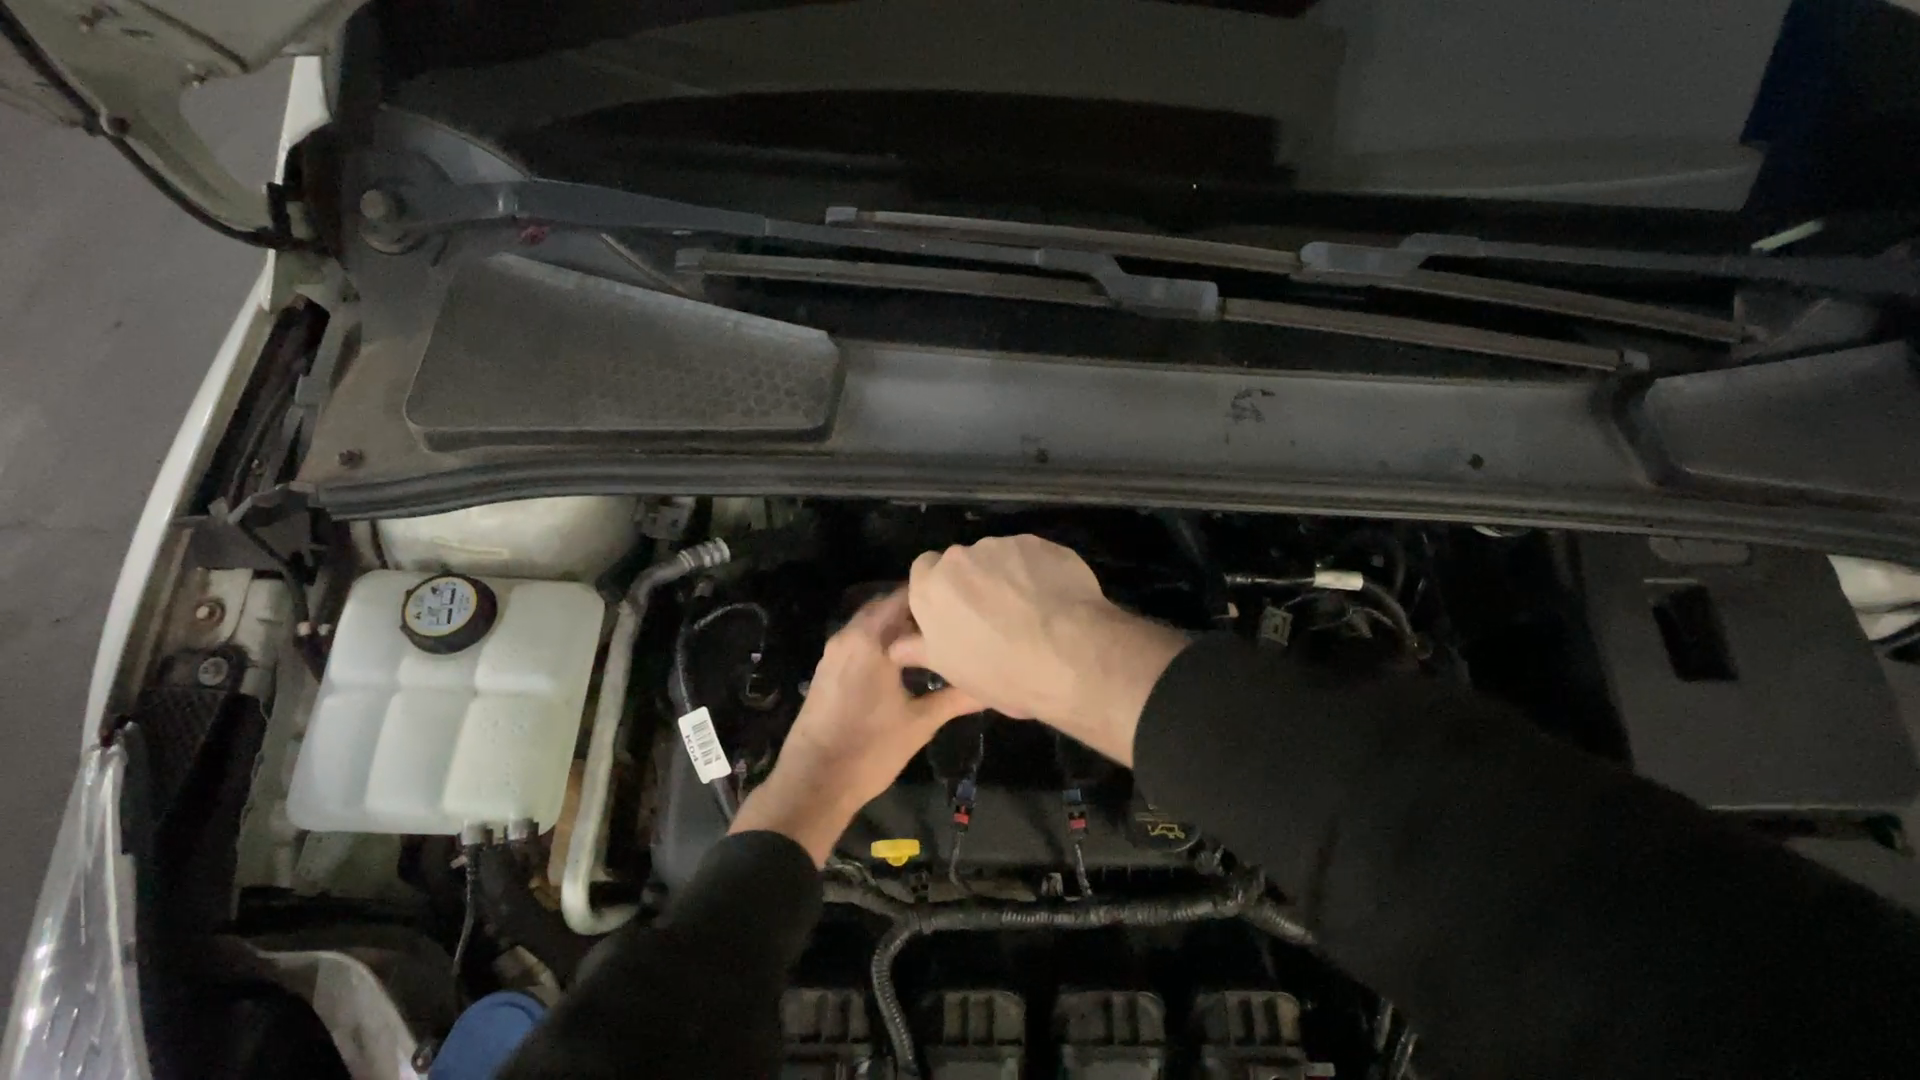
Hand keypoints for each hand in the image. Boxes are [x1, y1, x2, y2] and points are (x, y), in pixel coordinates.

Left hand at [730, 589, 981, 864]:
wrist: (812, 783)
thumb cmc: (869, 750)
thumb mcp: (920, 723)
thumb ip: (956, 697)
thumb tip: (993, 687)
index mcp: (871, 639)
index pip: (905, 596)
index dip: (934, 596)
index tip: (961, 604)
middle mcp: (848, 636)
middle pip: (886, 607)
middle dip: (917, 611)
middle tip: (952, 622)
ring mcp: (833, 653)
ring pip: (871, 625)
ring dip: (897, 628)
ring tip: (933, 641)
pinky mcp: (826, 671)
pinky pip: (858, 642)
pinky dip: (880, 643)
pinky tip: (903, 664)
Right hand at [888, 535, 1188, 764]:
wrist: (1070, 655)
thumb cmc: (1002, 672)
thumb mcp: (953, 672)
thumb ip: (921, 650)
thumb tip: (896, 646)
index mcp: (931, 588)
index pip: (923, 571)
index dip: (941, 591)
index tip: (957, 614)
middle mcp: (961, 558)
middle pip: (961, 563)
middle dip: (974, 582)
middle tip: (996, 617)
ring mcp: (1003, 546)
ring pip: (998, 557)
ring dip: (1007, 576)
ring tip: (1032, 611)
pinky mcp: (1040, 543)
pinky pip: (1031, 556)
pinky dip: (1038, 572)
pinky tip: (1055, 600)